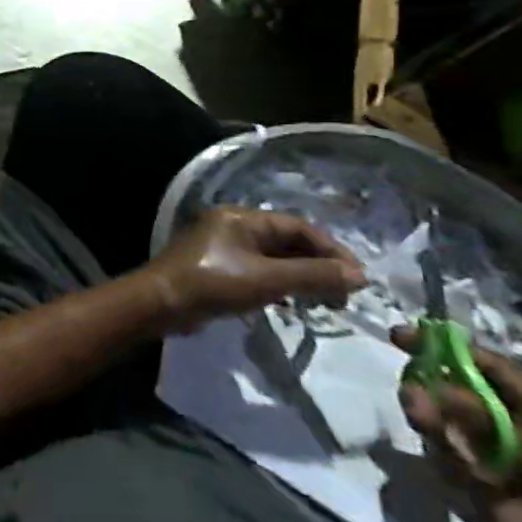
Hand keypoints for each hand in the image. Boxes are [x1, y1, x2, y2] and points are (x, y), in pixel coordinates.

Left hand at [144, 207, 366, 331]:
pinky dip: (279, 284)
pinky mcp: (217, 268)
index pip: (298, 227)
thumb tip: (359, 275)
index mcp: (242, 218)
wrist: (161, 303)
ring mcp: (223, 247)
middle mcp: (233, 226)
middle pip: (287, 241)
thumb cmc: (214, 283)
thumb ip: (313, 275)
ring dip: (301, 276)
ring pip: (273, 258)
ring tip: (326, 302)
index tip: (359, 277)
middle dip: (318, 265)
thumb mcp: (268, 279)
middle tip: (345, 295)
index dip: (331, 250)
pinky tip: (292, 303)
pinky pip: (258, 271)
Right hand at [392, 327, 521, 521]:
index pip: (503, 376)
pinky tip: (425, 432)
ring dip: (431, 411)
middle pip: (472, 396)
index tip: (409, 334)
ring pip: (457, 426)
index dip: (458, 351)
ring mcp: (506, 466)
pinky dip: (435, 444)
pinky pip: (453, 460)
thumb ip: (513, 443)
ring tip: (412, 404)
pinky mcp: (486, 493)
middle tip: (406, 374)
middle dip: (436, 380)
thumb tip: (443, 390)